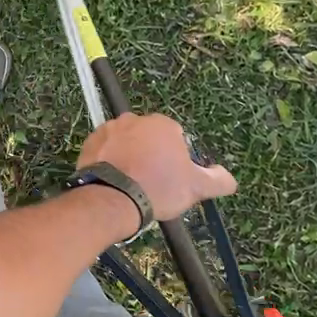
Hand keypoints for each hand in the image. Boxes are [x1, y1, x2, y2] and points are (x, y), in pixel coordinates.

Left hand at [76, 113, 236, 220]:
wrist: (113, 197)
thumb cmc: (159, 188)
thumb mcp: (197, 187)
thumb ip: (219, 180)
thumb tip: (228, 177)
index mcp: (161, 124)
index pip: (175, 136)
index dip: (176, 157)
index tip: (172, 175)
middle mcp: (133, 119)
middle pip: (148, 137)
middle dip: (152, 154)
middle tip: (153, 180)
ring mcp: (108, 128)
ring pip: (126, 142)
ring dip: (129, 155)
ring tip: (132, 181)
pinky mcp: (89, 141)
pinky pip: (105, 149)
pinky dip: (110, 159)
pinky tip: (115, 178)